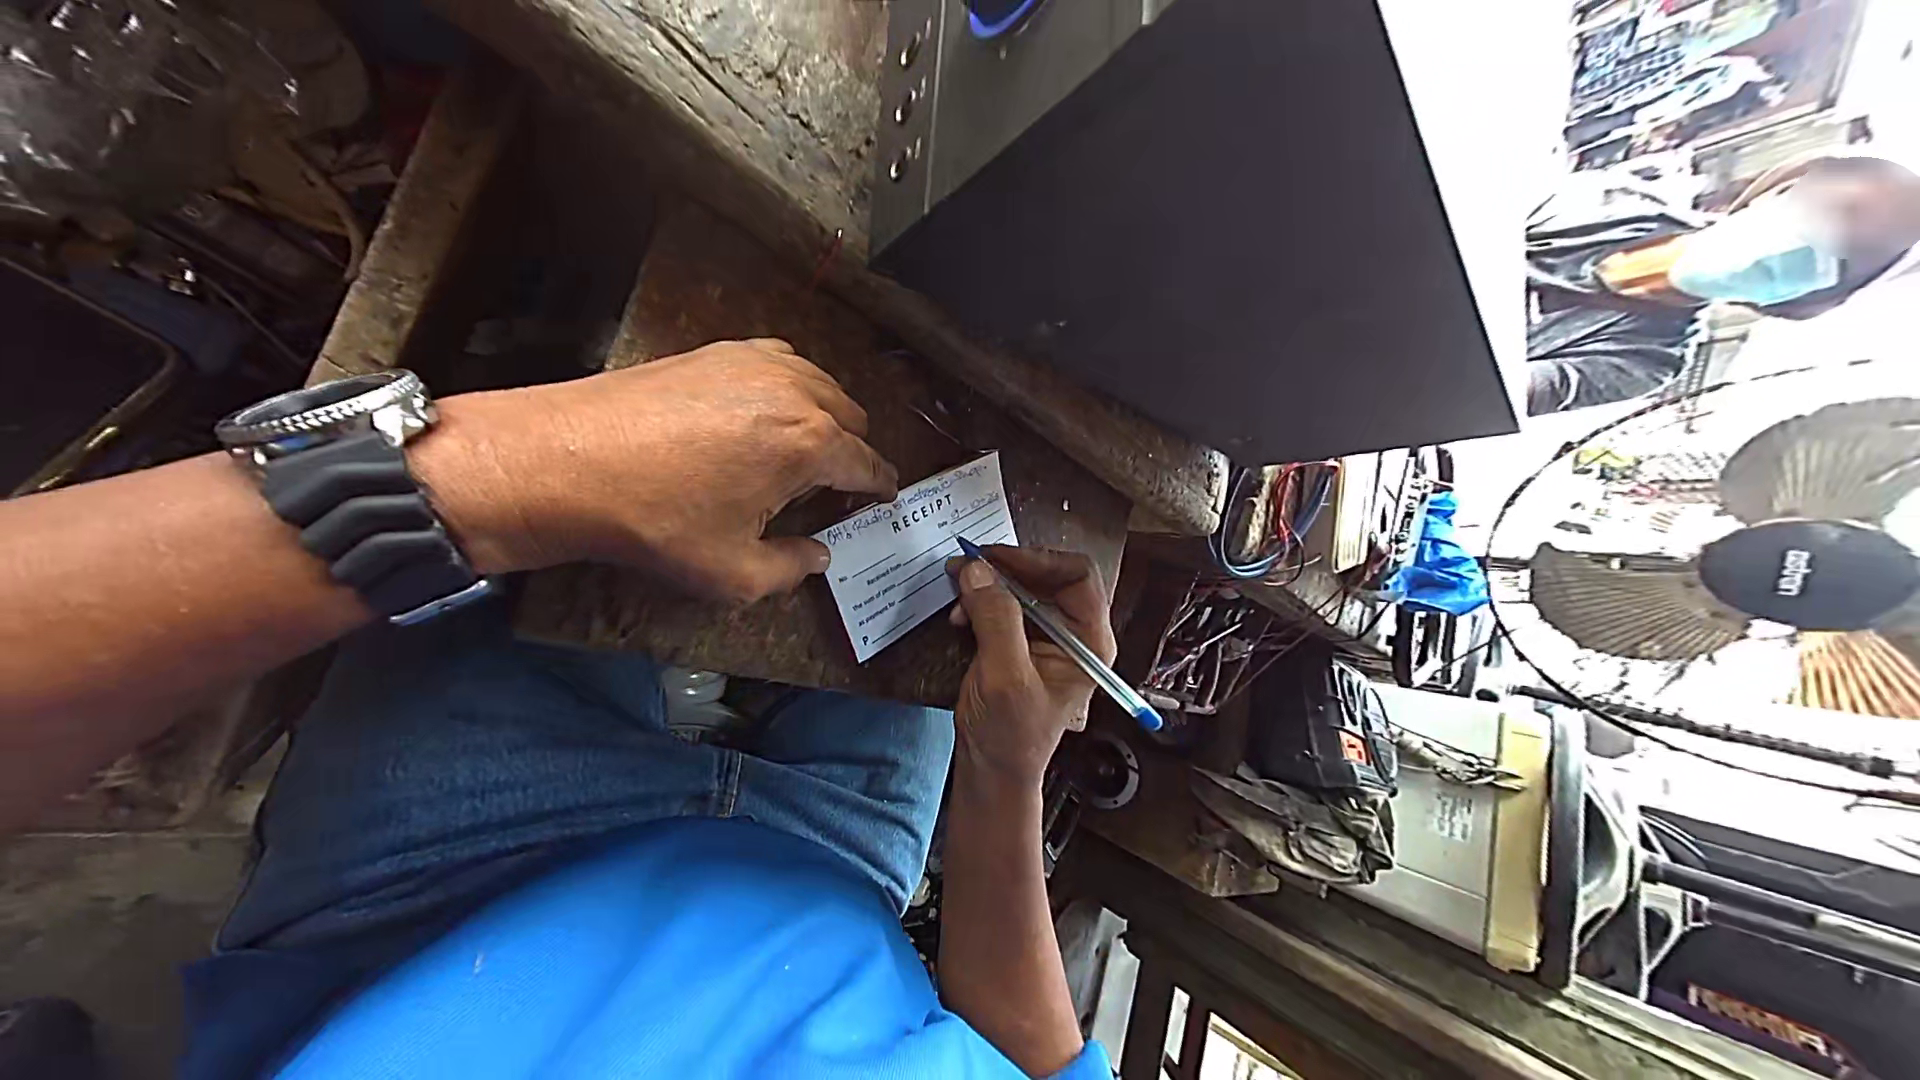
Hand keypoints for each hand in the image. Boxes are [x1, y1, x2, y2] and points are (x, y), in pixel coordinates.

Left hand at [413, 339, 899, 602]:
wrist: (561, 461)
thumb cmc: (655, 522)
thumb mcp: (733, 574)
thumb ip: (793, 569)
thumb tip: (819, 555)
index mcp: (810, 445)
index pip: (869, 465)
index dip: (880, 487)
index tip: (881, 499)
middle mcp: (796, 393)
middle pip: (853, 421)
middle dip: (853, 454)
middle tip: (833, 485)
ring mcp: (758, 362)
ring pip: (822, 386)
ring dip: (827, 418)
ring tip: (804, 448)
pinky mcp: (721, 350)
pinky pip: (783, 363)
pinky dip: (792, 388)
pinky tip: (768, 410)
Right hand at [946, 546, 1115, 789]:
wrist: (992, 769)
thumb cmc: (1010, 734)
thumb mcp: (1005, 677)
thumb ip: (996, 621)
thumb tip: (977, 571)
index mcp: (1089, 641)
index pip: (1078, 576)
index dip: (1038, 560)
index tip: (997, 559)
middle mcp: (1072, 631)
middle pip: (1048, 575)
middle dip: (1007, 569)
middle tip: (969, 565)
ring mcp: (1045, 635)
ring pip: (1022, 586)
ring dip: (989, 585)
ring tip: (958, 596)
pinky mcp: (1018, 639)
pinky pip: (1002, 604)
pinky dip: (979, 601)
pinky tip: (960, 614)